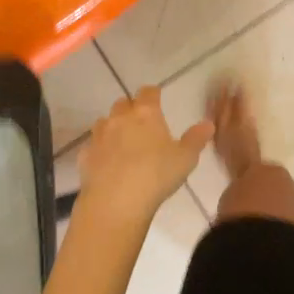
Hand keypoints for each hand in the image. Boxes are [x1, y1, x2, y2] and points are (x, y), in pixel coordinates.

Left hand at [77, 87, 212, 229]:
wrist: (116, 201)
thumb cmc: (156, 174)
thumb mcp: (185, 158)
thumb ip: (196, 139)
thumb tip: (208, 124)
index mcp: (146, 114)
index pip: (148, 92)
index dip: (153, 93)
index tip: (157, 97)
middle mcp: (120, 118)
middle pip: (123, 103)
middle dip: (131, 108)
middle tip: (141, 122)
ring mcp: (99, 136)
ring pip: (104, 122)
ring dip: (113, 127)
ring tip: (123, 141)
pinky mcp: (85, 156)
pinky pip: (92, 146)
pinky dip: (99, 150)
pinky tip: (106, 162)